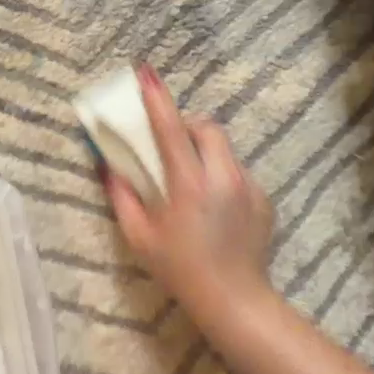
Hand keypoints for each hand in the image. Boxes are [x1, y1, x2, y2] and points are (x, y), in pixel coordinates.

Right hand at [101, 65, 275, 328]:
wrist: (234, 300)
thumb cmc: (179, 269)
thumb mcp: (139, 236)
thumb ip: (122, 196)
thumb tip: (108, 166)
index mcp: (188, 184)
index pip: (171, 129)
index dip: (157, 99)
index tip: (146, 74)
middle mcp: (223, 178)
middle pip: (207, 127)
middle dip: (187, 125)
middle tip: (169, 144)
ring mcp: (248, 187)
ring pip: (225, 150)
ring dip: (204, 151)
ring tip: (190, 180)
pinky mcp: (264, 200)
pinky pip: (238, 173)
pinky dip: (221, 177)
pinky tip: (212, 208)